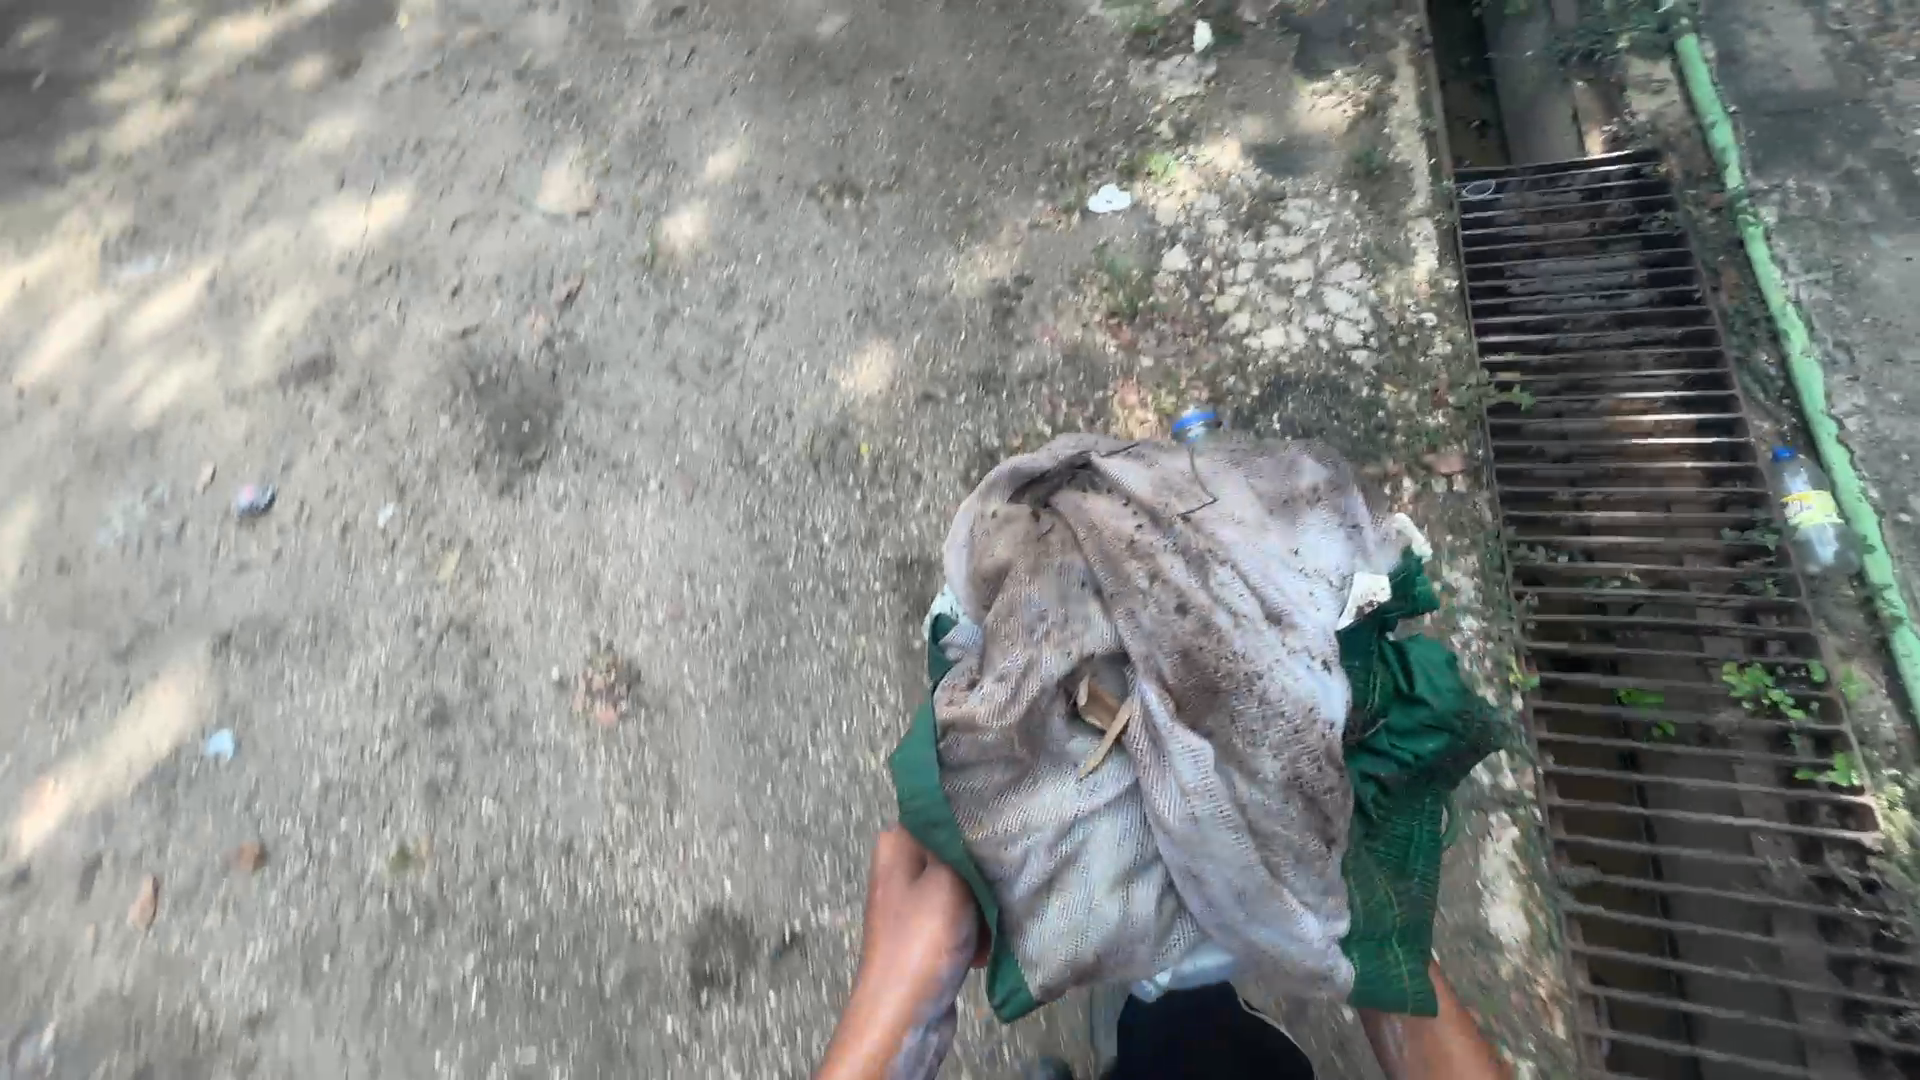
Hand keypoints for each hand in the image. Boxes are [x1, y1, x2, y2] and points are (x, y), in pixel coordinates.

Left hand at [815, 827, 985, 1079]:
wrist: (904, 1016)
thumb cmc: (922, 941)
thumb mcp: (948, 877)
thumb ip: (962, 841)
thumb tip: (976, 812)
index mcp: (897, 841)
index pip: (943, 809)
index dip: (973, 818)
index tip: (1001, 828)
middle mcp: (900, 865)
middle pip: (956, 849)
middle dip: (981, 868)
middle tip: (1000, 881)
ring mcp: (913, 901)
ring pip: (964, 884)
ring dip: (983, 903)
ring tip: (992, 918)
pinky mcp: (927, 932)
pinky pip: (961, 916)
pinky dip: (976, 929)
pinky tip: (984, 944)